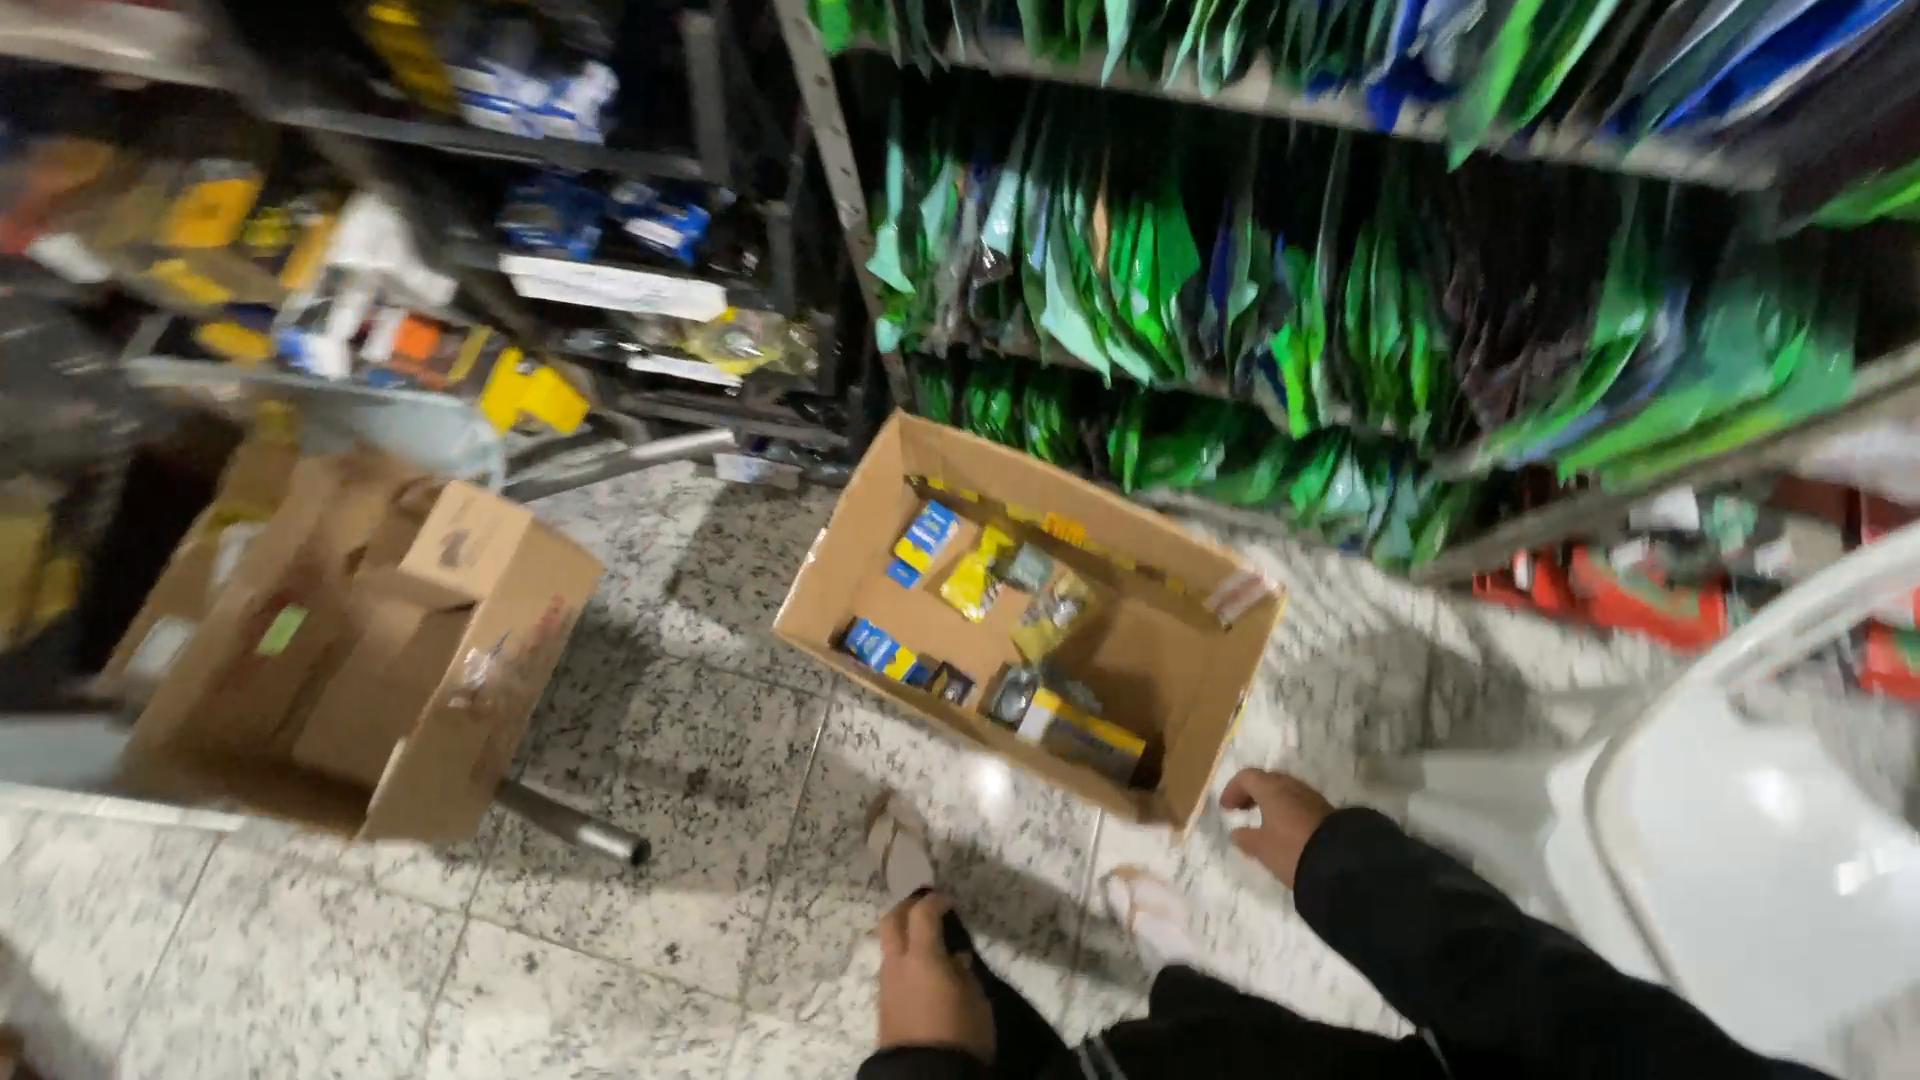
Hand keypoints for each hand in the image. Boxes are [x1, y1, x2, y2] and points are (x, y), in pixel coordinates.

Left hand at [876, 892, 994, 1061]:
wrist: (925, 1079)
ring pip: (888, 946)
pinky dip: (904, 960)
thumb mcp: (976, 1000)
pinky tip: (922, 972)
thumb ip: (964, 972)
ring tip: (927, 943)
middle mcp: (897, 964)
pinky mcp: (884, 1006)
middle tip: (926, 907)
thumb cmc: (959, 1034)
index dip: (936, 900)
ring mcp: (886, 984)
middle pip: (891, 920)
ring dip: (904, 935)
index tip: (949, 901)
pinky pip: (891, 969)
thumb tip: (955, 959)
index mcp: (922, 956)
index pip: (922, 912)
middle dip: (907, 907)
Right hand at [1220, 769, 1335, 889]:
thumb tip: (1237, 832)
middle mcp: (1291, 787)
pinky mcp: (1327, 812)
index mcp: (1271, 789)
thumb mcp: (1262, 848)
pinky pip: (1300, 803)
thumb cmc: (1291, 850)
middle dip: (1253, 792)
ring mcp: (1312, 798)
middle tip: (1244, 809)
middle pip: (1268, 780)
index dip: (1233, 789)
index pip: (1247, 777)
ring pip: (1286, 791)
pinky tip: (1286, 829)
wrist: (1342, 864)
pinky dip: (1287, 810)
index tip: (1227, 808)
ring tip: (1265, 821)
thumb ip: (1246, 838)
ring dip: (1272, 801)